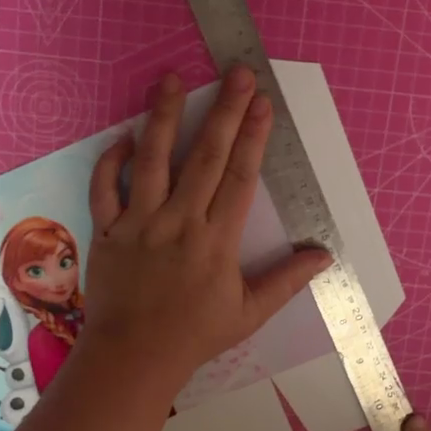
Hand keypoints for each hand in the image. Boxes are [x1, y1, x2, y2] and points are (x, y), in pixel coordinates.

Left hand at [82, 68, 332, 385]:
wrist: (133, 357)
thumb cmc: (194, 335)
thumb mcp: (249, 314)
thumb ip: (286, 281)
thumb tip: (324, 256)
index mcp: (217, 241)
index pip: (240, 177)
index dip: (254, 137)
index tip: (263, 102)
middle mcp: (180, 222)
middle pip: (205, 157)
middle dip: (225, 112)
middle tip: (237, 72)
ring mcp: (140, 223)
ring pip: (153, 160)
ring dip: (164, 117)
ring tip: (171, 80)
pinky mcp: (108, 230)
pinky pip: (106, 188)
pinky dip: (112, 161)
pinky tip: (126, 137)